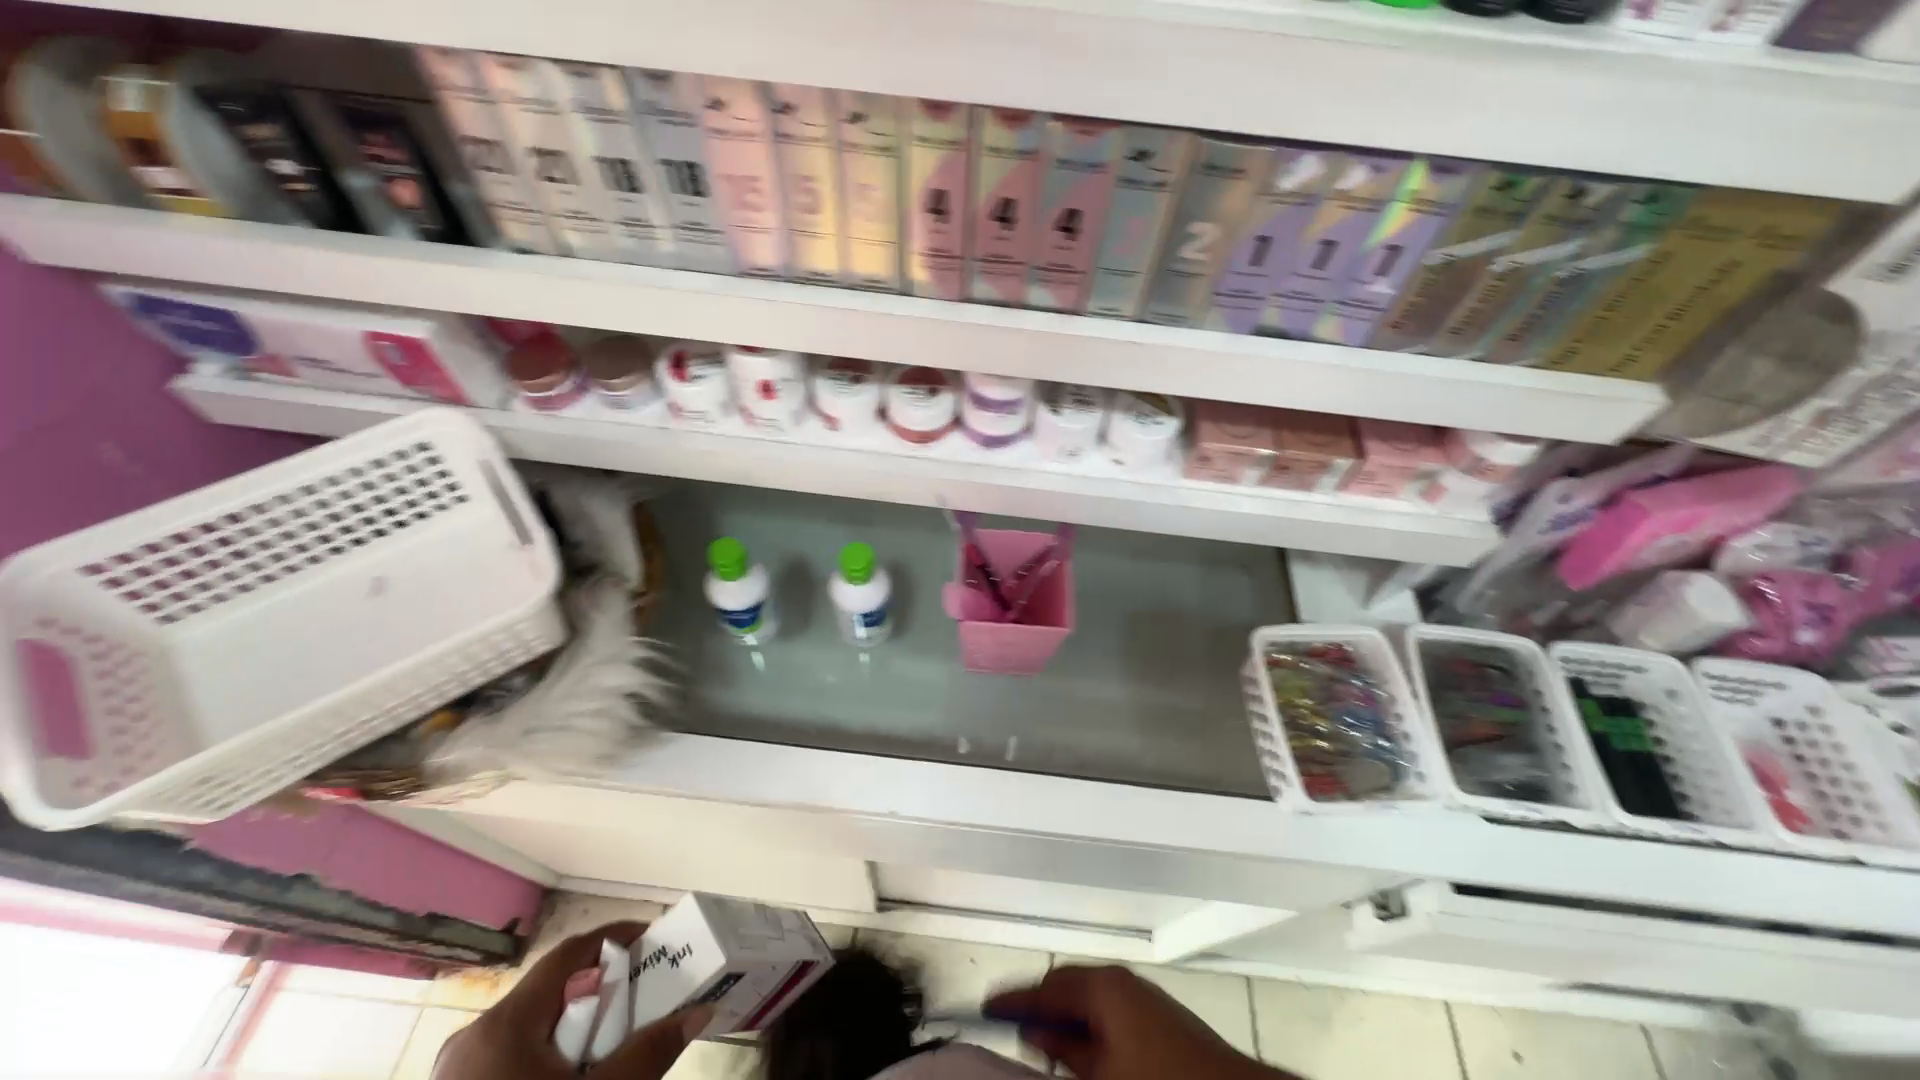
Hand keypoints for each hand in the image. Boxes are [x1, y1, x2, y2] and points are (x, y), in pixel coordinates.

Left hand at [432, 922, 710, 1079]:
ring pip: (528, 1027)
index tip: (652, 937)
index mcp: (503, 1025)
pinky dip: (545, 1056)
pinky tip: (570, 1078)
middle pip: (547, 992)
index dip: (612, 938)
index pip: (566, 956)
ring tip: (609, 1049)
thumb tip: (698, 1012)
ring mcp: (455, 1070)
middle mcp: (472, 1037)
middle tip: (639, 1001)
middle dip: (597, 990)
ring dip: (572, 1027)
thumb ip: (649, 1053)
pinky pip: (508, 1057)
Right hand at [985, 965, 1281, 1079]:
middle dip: (1039, 1006)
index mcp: (1102, 987)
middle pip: (1066, 986)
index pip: (1044, 988)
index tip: (985, 1007)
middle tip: (1011, 1027)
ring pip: (1089, 1000)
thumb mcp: (1098, 1072)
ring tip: (1042, 1044)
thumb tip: (1032, 1033)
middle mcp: (1121, 981)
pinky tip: (1083, 1053)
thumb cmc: (1156, 1079)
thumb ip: (1060, 1049)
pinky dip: (1089, 1027)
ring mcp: (1143, 996)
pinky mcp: (1159, 1016)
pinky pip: (1109, 1011)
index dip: (1012, 1000)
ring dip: (1064, 1019)